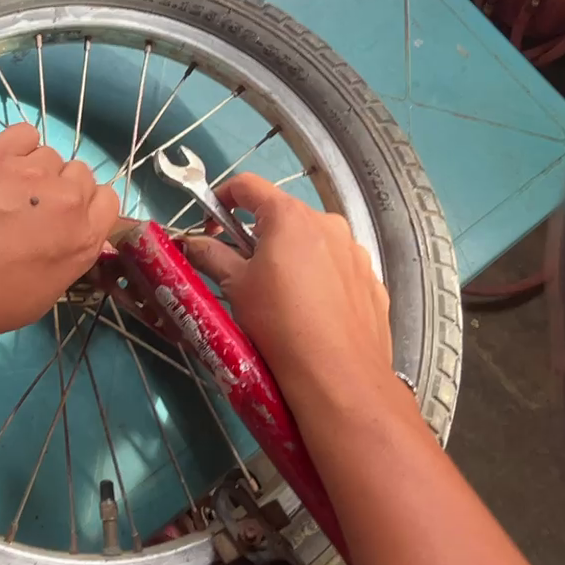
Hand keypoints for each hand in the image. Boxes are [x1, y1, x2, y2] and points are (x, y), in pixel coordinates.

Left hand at [0, 123, 118, 354]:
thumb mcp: (39, 297)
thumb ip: (65, 258)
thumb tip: (63, 236)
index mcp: (82, 241)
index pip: (108, 200)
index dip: (84, 206)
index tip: (59, 217)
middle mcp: (66, 202)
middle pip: (79, 174)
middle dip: (57, 188)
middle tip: (23, 209)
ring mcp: (29, 173)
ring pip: (47, 155)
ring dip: (30, 170)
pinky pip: (22, 134)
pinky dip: (13, 147)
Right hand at [182, 174, 392, 395]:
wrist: (339, 378)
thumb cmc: (279, 324)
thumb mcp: (235, 287)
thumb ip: (210, 255)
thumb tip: (191, 243)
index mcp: (290, 216)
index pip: (247, 185)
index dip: (221, 198)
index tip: (211, 225)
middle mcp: (328, 224)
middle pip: (283, 216)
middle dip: (259, 236)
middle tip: (242, 270)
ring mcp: (356, 253)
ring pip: (313, 243)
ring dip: (291, 257)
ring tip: (280, 296)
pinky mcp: (373, 282)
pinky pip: (338, 269)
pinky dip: (320, 280)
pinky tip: (312, 312)